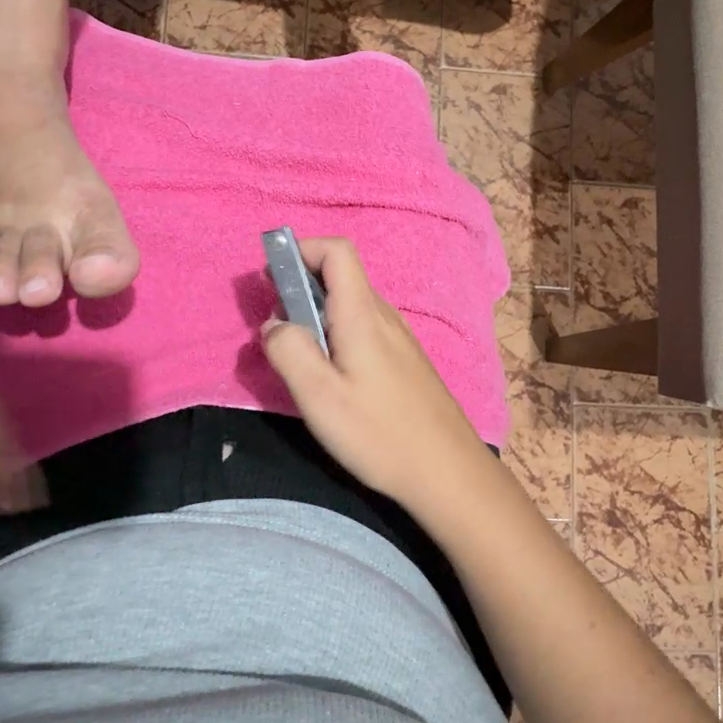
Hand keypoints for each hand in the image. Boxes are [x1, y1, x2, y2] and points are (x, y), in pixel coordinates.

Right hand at [259, 237, 491, 511]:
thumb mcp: (319, 396)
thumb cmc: (380, 433)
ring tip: (300, 362)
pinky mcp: (404, 361)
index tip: (274, 279)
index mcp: (362, 314)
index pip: (336, 250)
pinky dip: (336, 337)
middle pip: (339, 278)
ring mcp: (398, 338)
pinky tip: (332, 380)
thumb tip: (274, 323)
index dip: (302, 250)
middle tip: (278, 334)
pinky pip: (363, 330)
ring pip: (349, 307)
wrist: (448, 472)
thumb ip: (289, 351)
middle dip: (300, 290)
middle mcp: (384, 315)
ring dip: (316, 318)